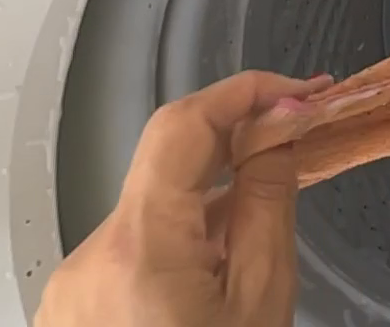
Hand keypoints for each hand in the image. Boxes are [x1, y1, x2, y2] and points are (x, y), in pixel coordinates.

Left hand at [37, 70, 330, 326]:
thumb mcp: (262, 291)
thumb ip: (270, 197)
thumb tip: (282, 126)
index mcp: (140, 246)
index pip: (184, 124)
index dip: (249, 89)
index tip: (306, 91)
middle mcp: (92, 254)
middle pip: (172, 154)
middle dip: (246, 125)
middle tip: (312, 113)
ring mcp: (77, 279)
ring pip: (163, 193)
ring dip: (225, 171)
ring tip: (287, 174)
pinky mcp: (78, 299)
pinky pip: (145, 230)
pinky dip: (200, 211)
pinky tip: (240, 231)